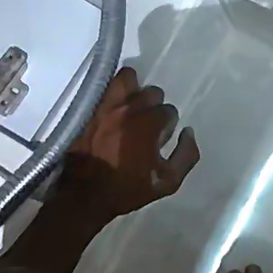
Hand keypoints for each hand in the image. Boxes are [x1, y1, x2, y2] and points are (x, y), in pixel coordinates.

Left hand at [55, 67, 199, 220]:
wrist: (84, 194)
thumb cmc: (126, 189)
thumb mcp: (168, 182)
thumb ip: (186, 155)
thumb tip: (188, 132)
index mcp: (150, 124)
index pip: (169, 111)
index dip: (167, 126)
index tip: (158, 138)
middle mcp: (130, 108)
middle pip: (152, 93)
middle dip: (153, 107)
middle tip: (145, 124)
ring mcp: (107, 104)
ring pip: (128, 78)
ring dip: (133, 89)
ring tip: (129, 105)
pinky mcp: (89, 106)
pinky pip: (105, 84)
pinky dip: (112, 89)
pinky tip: (113, 104)